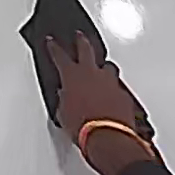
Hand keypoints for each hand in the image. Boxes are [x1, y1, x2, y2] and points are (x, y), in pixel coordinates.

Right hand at [46, 33, 156, 174]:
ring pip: (107, 66)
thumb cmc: (84, 128)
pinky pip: (118, 86)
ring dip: (103, 67)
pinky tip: (112, 94)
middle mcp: (91, 73)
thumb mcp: (63, 114)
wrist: (109, 139)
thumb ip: (64, 100)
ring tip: (101, 68)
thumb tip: (64, 99)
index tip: (51, 41)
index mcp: (72, 75)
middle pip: (85, 48)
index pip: (59, 55)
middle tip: (79, 35)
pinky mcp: (123, 94)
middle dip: (81, 40)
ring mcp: (109, 82)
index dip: (54, 46)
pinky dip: (113, 89)